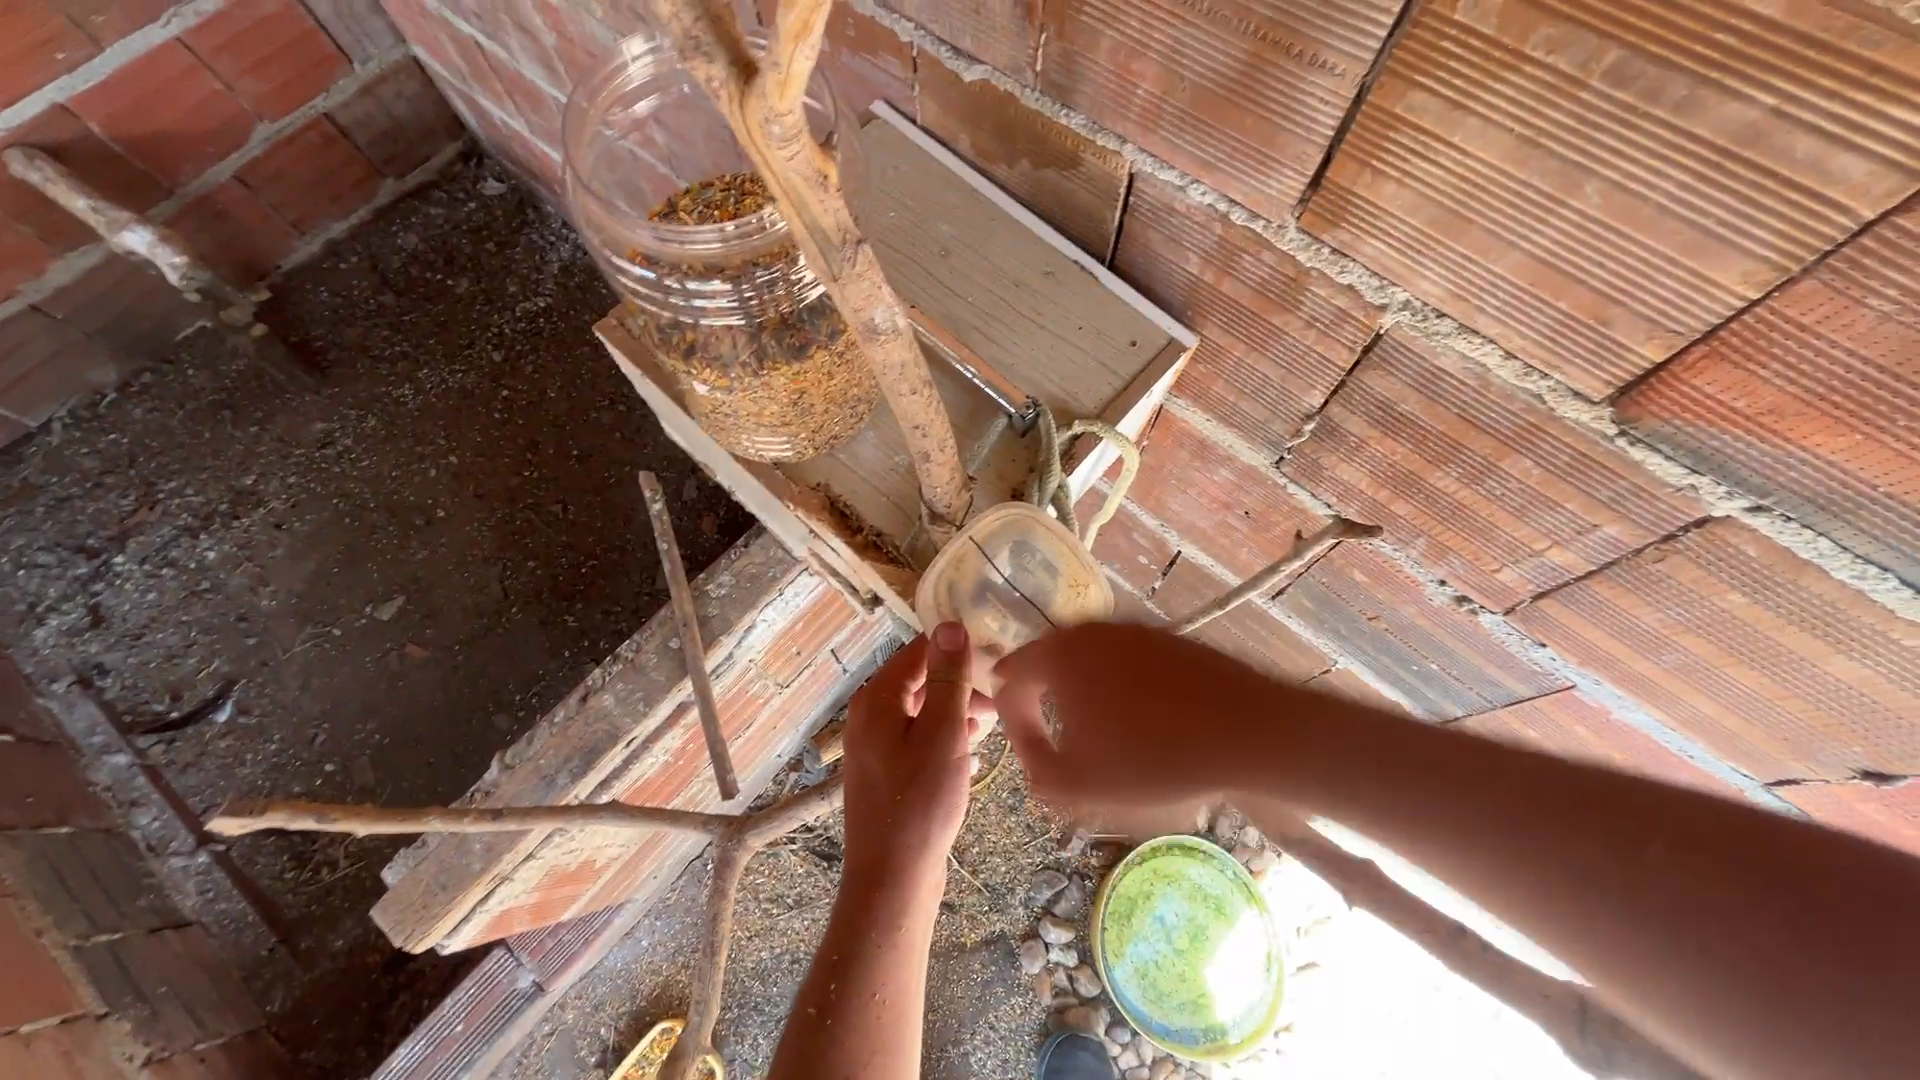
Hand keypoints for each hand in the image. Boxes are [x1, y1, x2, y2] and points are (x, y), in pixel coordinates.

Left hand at [839, 622, 990, 882]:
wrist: (891, 879)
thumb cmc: (920, 804)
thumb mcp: (943, 734)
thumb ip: (948, 678)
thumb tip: (950, 625)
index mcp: (877, 700)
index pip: (919, 651)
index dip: (957, 650)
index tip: (996, 660)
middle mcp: (868, 716)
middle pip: (920, 680)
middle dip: (960, 684)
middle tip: (1000, 702)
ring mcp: (874, 747)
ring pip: (921, 711)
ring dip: (955, 712)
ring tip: (991, 727)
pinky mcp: (885, 773)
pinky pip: (919, 739)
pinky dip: (945, 738)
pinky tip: (971, 755)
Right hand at [994, 622, 1282, 822]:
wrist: (1248, 731)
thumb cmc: (1153, 759)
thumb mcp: (1076, 783)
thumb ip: (1034, 767)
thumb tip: (1028, 747)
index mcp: (1057, 655)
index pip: (1009, 679)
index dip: (1009, 718)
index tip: (1028, 751)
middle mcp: (1088, 631)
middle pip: (1046, 659)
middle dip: (1037, 693)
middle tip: (1038, 724)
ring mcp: (1130, 630)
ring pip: (1085, 659)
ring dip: (1076, 688)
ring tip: (1084, 725)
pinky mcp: (1166, 640)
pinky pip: (1122, 662)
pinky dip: (1114, 685)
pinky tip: (1132, 717)